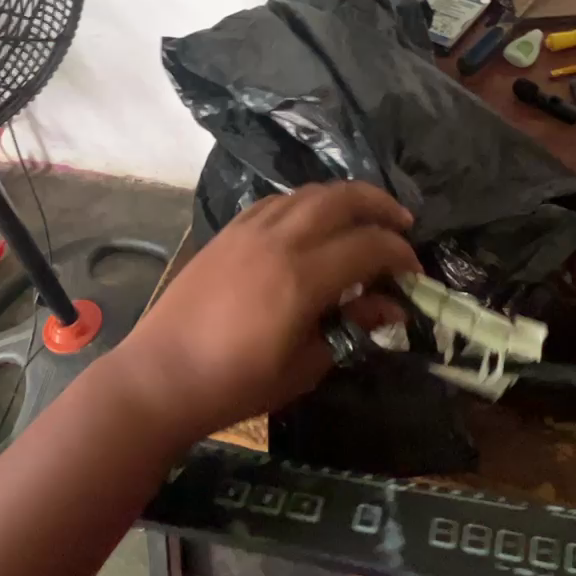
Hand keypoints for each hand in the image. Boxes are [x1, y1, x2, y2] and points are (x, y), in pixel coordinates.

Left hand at [104, 181, 421, 442]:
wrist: (162, 376)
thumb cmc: (236, 383)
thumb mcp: (305, 364)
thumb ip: (351, 326)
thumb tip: (392, 306)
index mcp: (302, 278)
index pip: (369, 246)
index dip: (400, 254)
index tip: (413, 273)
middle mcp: (280, 240)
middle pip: (343, 198)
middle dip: (381, 205)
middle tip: (402, 224)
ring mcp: (252, 229)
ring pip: (311, 192)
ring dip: (345, 199)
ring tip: (364, 217)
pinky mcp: (230, 230)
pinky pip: (279, 201)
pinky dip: (307, 204)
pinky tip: (314, 222)